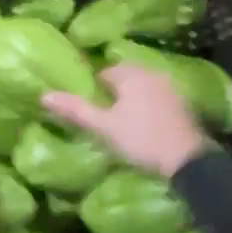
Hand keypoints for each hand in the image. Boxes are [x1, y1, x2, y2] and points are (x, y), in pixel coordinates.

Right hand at [42, 64, 208, 176]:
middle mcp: (152, 72)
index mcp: (131, 73)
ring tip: (124, 122)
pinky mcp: (183, 103)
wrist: (187, 160)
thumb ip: (75, 109)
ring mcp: (170, 87)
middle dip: (115, 92)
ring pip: (142, 86)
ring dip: (132, 99)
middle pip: (125, 77)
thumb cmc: (140, 139)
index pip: (104, 73)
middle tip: (106, 118)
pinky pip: (158, 97)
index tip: (93, 112)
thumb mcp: (103, 126)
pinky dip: (149, 106)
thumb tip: (44, 95)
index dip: (95, 91)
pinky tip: (146, 125)